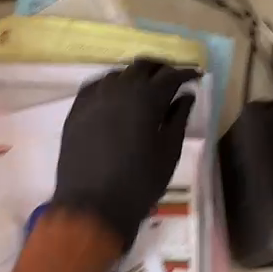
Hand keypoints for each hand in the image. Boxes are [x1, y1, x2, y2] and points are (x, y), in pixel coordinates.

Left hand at [51, 59, 198, 251]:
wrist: (92, 205)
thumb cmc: (139, 182)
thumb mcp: (169, 152)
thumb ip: (178, 118)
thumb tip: (186, 95)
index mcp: (146, 97)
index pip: (170, 75)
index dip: (185, 73)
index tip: (195, 76)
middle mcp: (119, 88)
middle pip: (143, 66)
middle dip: (160, 68)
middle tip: (172, 79)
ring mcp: (94, 97)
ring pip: (119, 74)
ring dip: (135, 76)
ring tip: (146, 89)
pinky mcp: (76, 109)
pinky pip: (96, 86)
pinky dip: (112, 85)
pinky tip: (117, 97)